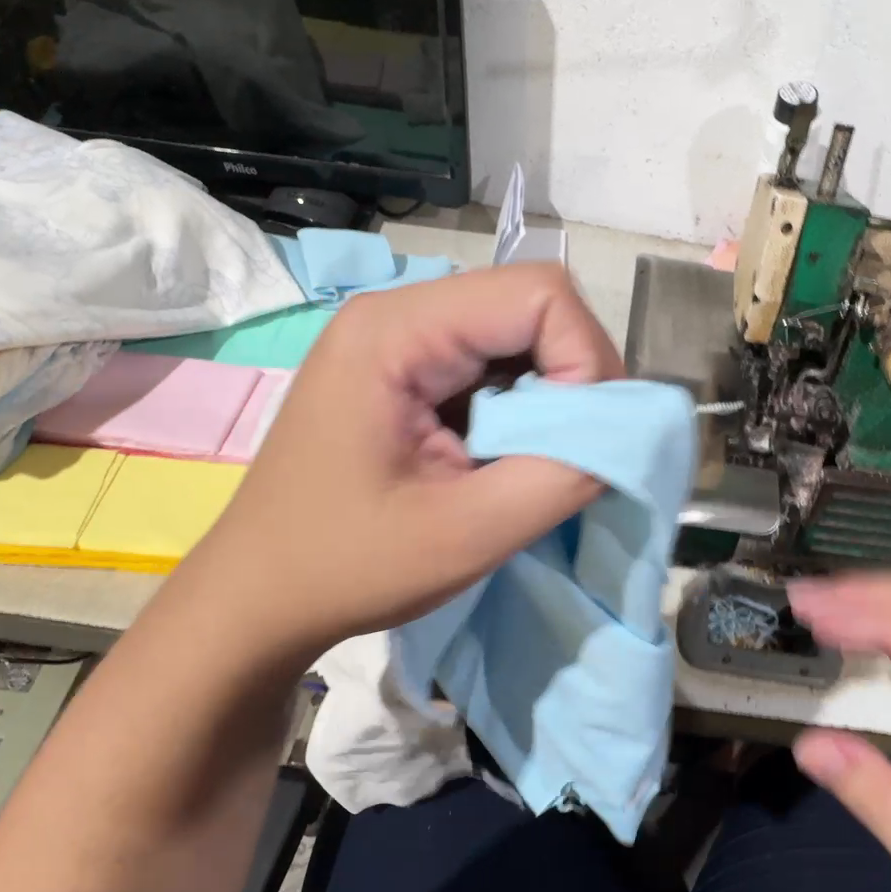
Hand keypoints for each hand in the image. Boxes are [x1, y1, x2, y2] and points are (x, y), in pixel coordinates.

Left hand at [192, 264, 621, 656]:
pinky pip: (494, 370)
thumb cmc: (349, 567)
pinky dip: (523, 413)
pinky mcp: (408, 377)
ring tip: (536, 465)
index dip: (586, 358)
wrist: (263, 598)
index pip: (538, 293)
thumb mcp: (468, 533)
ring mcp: (400, 344)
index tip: (588, 439)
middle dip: (574, 381)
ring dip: (551, 401)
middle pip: (532, 307)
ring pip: (519, 339)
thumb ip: (562, 475)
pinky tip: (505, 461)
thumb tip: (628, 437)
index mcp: (397, 332)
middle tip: (573, 457)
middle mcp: (398, 317)